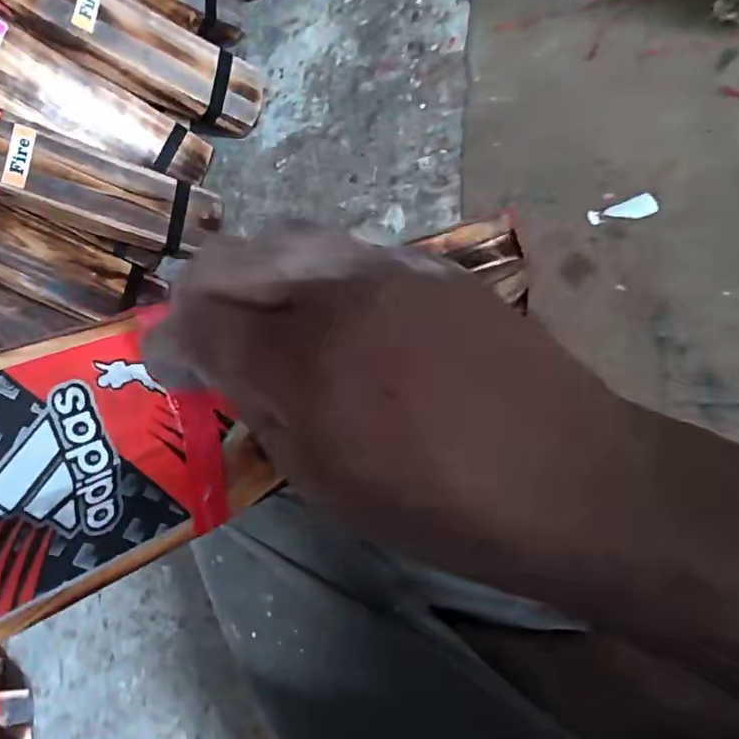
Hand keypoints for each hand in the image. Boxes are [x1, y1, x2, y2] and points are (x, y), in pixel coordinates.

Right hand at [145, 225, 653, 582]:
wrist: (575, 481)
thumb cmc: (434, 503)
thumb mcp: (321, 480)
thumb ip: (257, 409)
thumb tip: (217, 369)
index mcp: (300, 360)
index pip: (197, 324)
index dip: (166, 343)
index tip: (163, 364)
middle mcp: (330, 295)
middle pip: (226, 261)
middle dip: (193, 295)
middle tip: (196, 333)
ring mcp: (380, 268)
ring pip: (279, 235)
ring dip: (244, 270)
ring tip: (250, 308)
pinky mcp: (423, 265)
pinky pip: (334, 245)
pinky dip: (299, 266)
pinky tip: (315, 303)